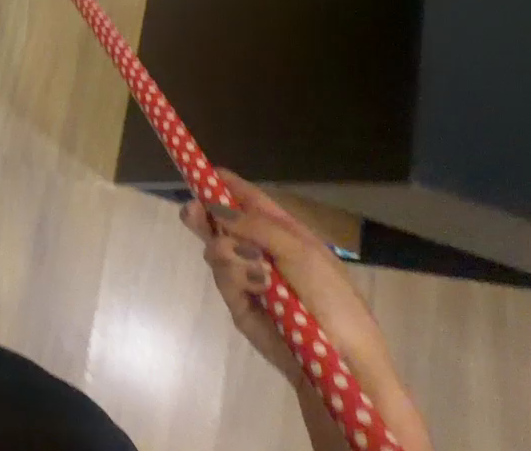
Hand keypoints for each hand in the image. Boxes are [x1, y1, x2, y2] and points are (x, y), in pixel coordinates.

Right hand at [180, 170, 392, 387]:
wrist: (339, 359)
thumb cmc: (331, 298)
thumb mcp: (301, 252)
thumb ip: (257, 225)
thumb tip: (213, 206)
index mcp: (283, 232)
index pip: (248, 200)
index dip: (225, 184)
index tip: (200, 171)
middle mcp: (261, 249)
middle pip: (221, 221)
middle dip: (205, 214)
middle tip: (191, 212)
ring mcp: (246, 273)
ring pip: (216, 246)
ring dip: (230, 252)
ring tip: (255, 269)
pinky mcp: (236, 298)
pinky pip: (222, 274)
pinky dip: (236, 275)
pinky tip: (258, 287)